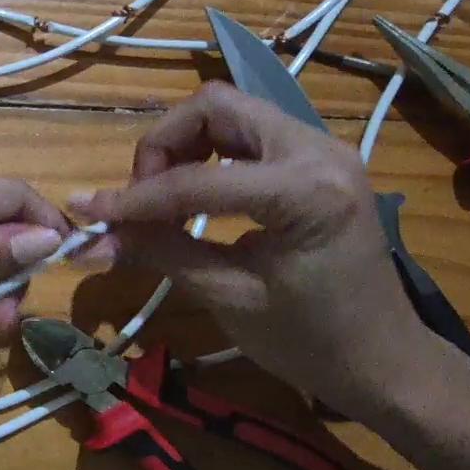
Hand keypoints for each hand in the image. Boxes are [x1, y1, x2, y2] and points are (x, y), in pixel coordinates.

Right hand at [71, 83, 458, 421]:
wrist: (383, 362)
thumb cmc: (310, 341)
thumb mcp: (228, 296)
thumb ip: (158, 253)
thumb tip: (86, 240)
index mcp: (306, 190)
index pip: (198, 179)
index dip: (135, 197)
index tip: (87, 212)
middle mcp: (317, 149)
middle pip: (214, 107)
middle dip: (163, 147)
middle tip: (140, 199)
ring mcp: (319, 148)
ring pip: (228, 112)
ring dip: (182, 146)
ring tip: (162, 199)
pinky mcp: (313, 160)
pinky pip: (245, 133)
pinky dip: (206, 154)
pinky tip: (193, 195)